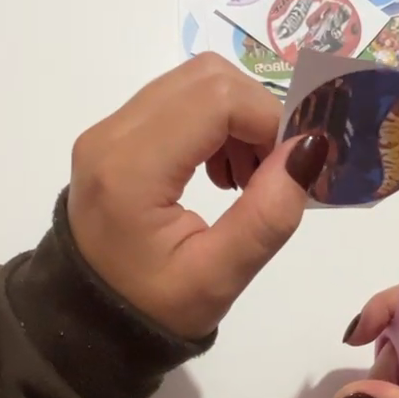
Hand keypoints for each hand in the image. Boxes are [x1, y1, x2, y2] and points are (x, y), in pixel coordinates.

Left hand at [69, 54, 329, 338]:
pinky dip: (213, 123)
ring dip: (236, 118)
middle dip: (255, 114)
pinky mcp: (113, 137)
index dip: (268, 119)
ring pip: (192, 83)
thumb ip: (266, 215)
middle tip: (272, 172)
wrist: (88, 319)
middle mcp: (112, 135)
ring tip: (247, 179)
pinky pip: (176, 101)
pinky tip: (220, 171)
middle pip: (205, 78)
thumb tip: (310, 148)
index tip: (290, 167)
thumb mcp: (217, 278)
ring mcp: (108, 131)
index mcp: (131, 170)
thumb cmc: (152, 310)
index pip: (216, 98)